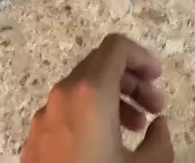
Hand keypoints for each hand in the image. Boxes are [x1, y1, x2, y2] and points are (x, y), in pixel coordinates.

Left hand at [21, 33, 173, 162]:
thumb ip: (160, 142)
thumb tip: (159, 126)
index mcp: (90, 92)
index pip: (116, 47)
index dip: (142, 56)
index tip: (160, 80)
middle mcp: (63, 94)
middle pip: (99, 65)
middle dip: (131, 80)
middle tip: (155, 109)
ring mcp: (44, 116)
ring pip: (82, 88)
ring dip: (113, 99)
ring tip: (136, 130)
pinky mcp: (34, 139)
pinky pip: (66, 111)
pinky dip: (89, 114)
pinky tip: (105, 148)